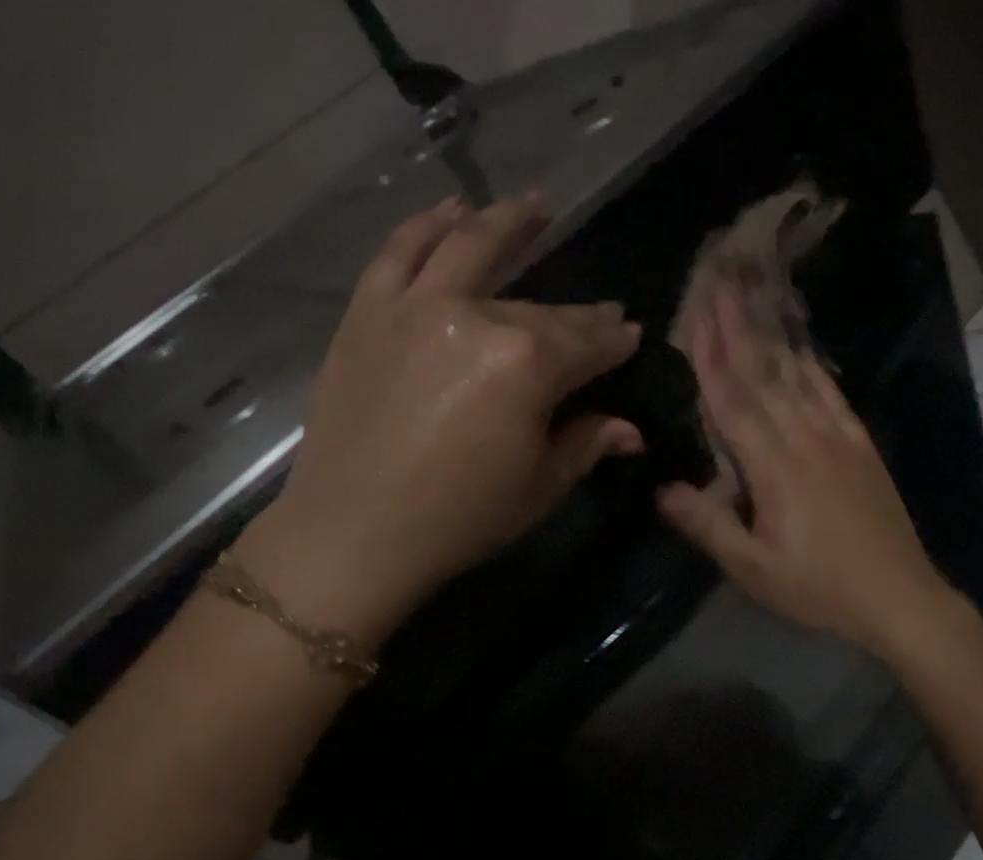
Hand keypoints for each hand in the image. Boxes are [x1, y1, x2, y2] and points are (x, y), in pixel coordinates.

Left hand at [238, 194, 642, 639]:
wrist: (352, 533)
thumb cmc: (459, 519)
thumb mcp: (538, 487)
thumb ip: (586, 443)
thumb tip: (630, 429)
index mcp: (528, 363)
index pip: (588, 343)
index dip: (615, 342)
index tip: (630, 336)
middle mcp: (476, 316)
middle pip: (540, 308)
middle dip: (579, 313)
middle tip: (598, 312)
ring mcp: (415, 305)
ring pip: (469, 247)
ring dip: (508, 221)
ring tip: (535, 204)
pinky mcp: (368, 311)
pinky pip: (400, 252)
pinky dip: (427, 225)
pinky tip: (451, 209)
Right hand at [657, 287, 950, 655]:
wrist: (900, 598)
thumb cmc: (819, 589)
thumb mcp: (754, 569)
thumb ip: (708, 525)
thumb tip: (661, 489)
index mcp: (775, 467)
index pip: (733, 401)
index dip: (711, 356)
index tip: (695, 312)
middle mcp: (806, 438)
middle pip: (764, 374)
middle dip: (738, 326)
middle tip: (719, 280)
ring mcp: (839, 438)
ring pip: (797, 374)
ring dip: (771, 334)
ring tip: (753, 297)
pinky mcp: (861, 446)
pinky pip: (831, 394)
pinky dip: (811, 365)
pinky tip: (799, 348)